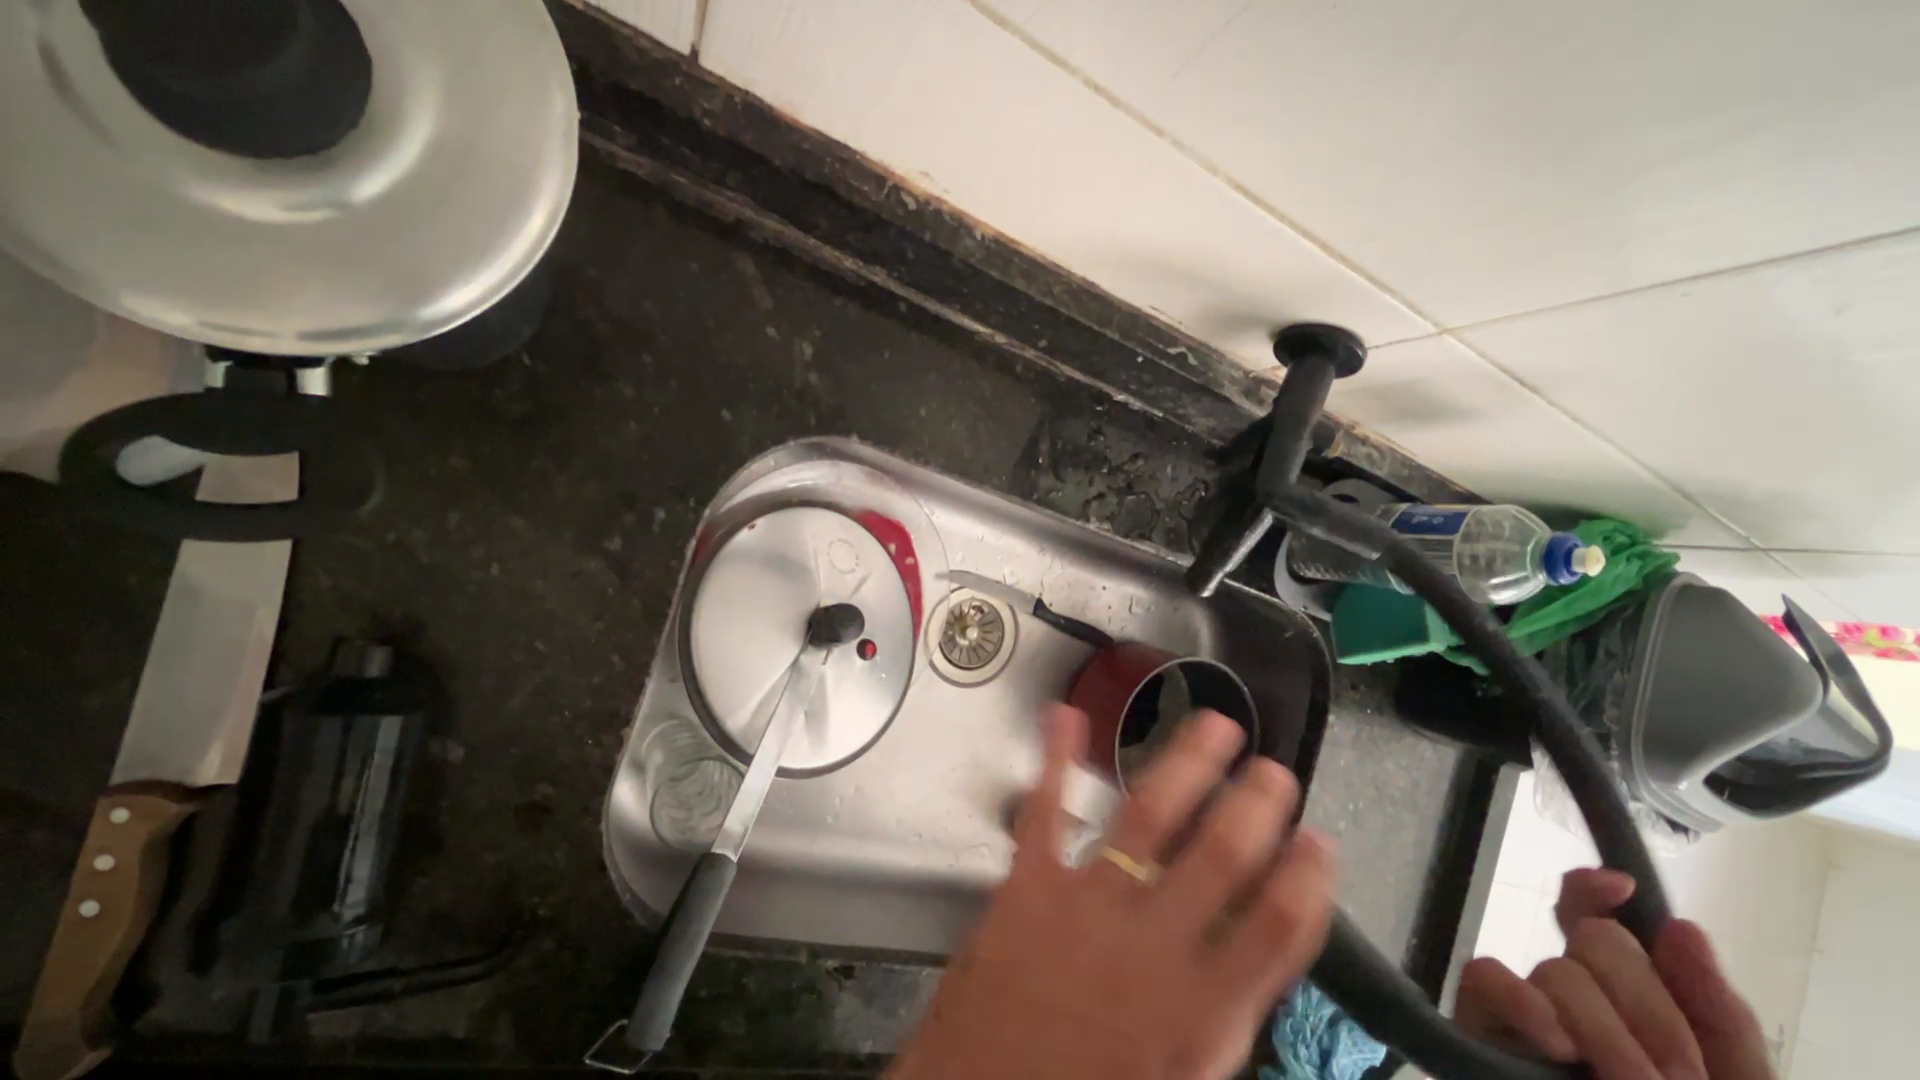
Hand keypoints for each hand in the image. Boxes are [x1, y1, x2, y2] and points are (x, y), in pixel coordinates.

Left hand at [887, 706, 1335, 1079]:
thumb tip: (1244, 967)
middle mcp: (1152, 947)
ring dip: (1186, 763)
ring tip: (1213, 725)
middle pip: (1222, 855)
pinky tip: (1065, 715)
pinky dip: (1055, 760)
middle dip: (1255, 803)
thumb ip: (1216, 1023)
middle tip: (1273, 769)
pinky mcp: (1026, 888)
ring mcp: (1086, 907)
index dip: (1307, 879)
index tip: (1319, 841)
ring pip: (1149, 817)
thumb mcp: (1178, 1078)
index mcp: (1199, 1011)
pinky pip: (1045, 812)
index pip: (1276, 928)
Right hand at [1457, 868, 1775, 1079]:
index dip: (1599, 893)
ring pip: (1558, 968)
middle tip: (1677, 1078)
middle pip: (1596, 941)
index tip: (1622, 890)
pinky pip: (1487, 977)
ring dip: (1606, 1029)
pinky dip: (1525, 1004)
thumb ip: (1720, 1017)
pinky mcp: (1477, 1024)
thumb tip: (1677, 925)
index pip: (1601, 920)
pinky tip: (1554, 1045)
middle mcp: (1575, 992)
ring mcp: (1524, 1008)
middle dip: (1649, 1006)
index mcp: (1632, 1002)